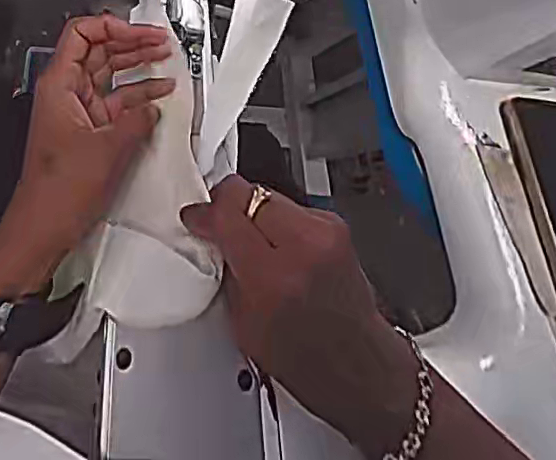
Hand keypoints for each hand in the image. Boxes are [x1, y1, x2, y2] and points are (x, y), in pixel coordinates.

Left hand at [0, 15, 173, 298]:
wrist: (41, 231)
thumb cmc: (55, 194)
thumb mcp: (107, 149)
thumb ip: (136, 120)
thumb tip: (151, 106)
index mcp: (59, 85)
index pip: (81, 33)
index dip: (111, 26)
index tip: (136, 31)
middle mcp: (66, 92)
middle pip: (100, 50)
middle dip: (131, 41)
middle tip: (159, 39)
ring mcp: (78, 109)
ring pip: (110, 73)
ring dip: (138, 64)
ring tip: (164, 57)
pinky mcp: (89, 128)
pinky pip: (117, 100)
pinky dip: (138, 94)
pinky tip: (158, 93)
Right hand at [182, 175, 418, 454]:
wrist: (358, 364)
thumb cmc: (308, 359)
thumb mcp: (244, 324)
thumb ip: (226, 269)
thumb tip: (212, 233)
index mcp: (273, 277)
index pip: (227, 213)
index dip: (205, 212)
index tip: (197, 216)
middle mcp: (303, 246)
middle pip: (248, 192)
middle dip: (228, 205)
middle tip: (220, 222)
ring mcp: (324, 231)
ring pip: (269, 193)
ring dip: (253, 210)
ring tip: (254, 239)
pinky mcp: (336, 223)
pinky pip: (292, 205)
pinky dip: (279, 218)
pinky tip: (280, 244)